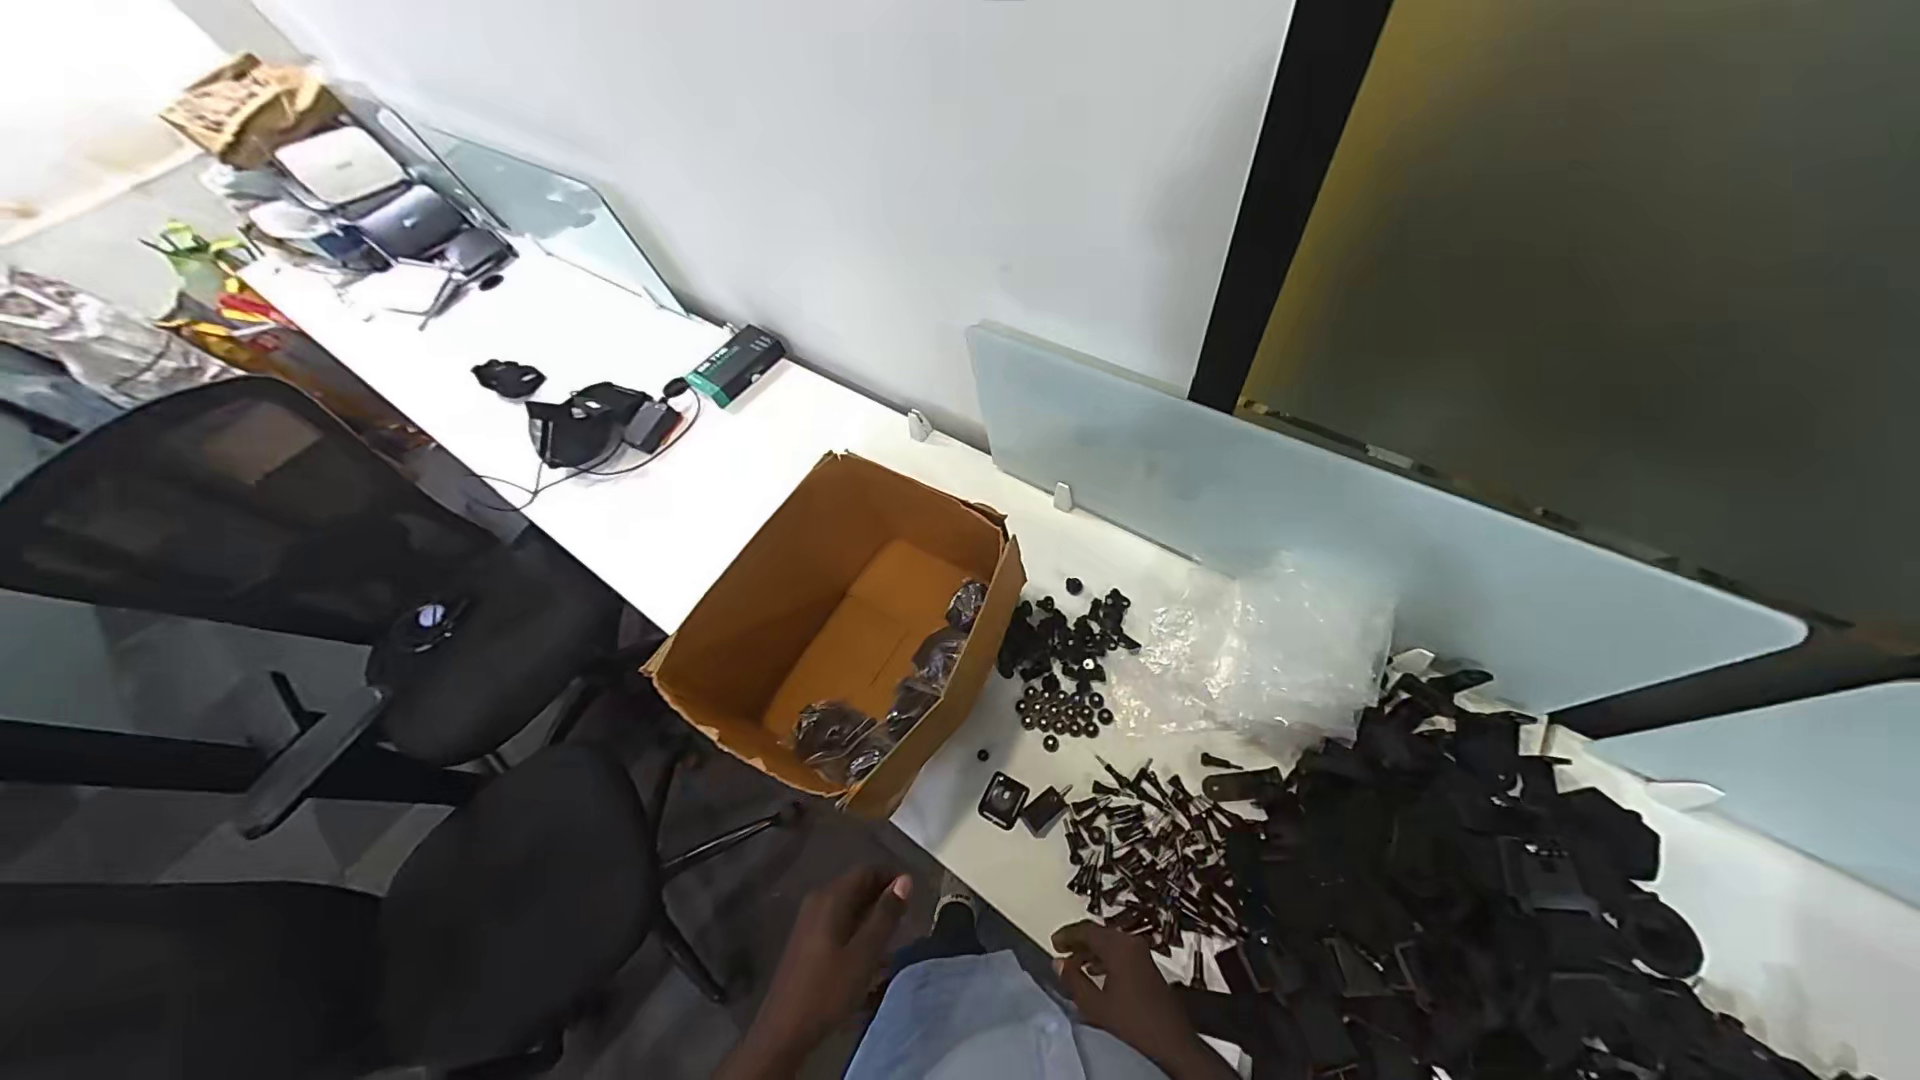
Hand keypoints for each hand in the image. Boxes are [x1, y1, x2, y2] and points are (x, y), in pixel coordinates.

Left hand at [717, 866, 912, 1079]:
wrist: (783, 1030)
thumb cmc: (828, 989)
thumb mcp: (865, 953)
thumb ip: (886, 914)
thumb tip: (905, 880)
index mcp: (831, 897)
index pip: (867, 870)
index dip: (892, 877)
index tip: (913, 896)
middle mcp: (818, 899)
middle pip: (856, 884)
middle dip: (882, 896)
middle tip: (905, 917)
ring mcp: (809, 918)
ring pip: (847, 903)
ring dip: (870, 912)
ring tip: (891, 934)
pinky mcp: (806, 937)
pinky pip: (837, 918)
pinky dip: (856, 924)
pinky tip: (866, 949)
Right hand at [1052, 921, 1234, 1079]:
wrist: (1173, 1042)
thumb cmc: (1133, 1022)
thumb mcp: (1096, 1005)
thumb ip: (1074, 981)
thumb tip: (1059, 963)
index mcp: (1118, 946)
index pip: (1086, 929)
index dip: (1067, 934)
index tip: (1054, 943)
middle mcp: (1131, 943)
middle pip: (1099, 933)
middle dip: (1078, 941)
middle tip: (1061, 951)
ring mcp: (1141, 953)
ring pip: (1110, 943)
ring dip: (1091, 951)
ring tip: (1075, 965)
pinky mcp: (1147, 965)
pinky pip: (1120, 952)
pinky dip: (1105, 957)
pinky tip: (1097, 973)